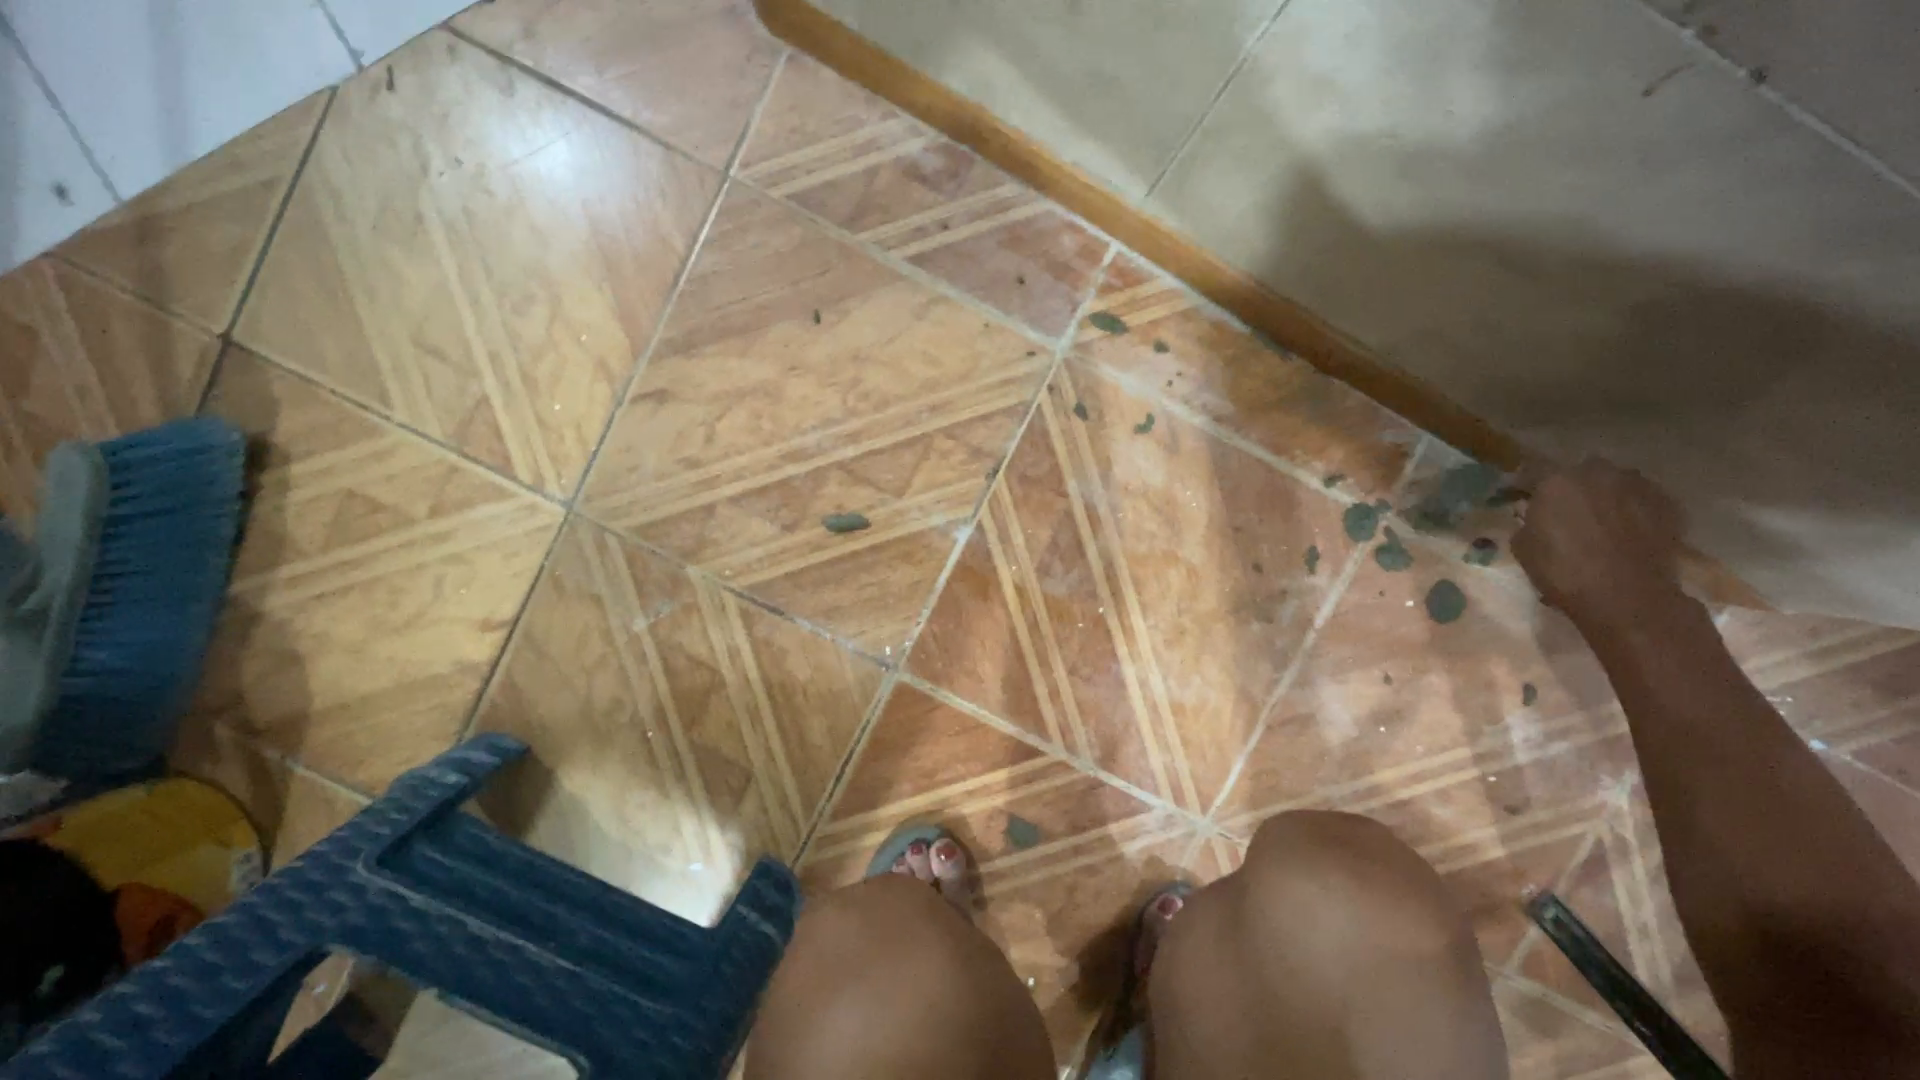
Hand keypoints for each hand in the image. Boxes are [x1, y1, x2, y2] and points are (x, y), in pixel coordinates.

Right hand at [1512, 458, 1688, 628]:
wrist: (1627, 596)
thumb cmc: (1564, 572)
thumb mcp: (1523, 548)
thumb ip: (1529, 522)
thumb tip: (1537, 517)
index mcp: (1555, 481)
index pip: (1533, 470)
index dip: (1526, 483)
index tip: (1522, 494)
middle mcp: (1597, 473)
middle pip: (1580, 472)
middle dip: (1573, 487)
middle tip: (1568, 509)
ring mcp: (1636, 486)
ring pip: (1615, 482)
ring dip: (1607, 495)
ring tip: (1604, 519)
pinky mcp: (1666, 504)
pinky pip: (1643, 499)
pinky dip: (1635, 509)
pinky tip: (1631, 530)